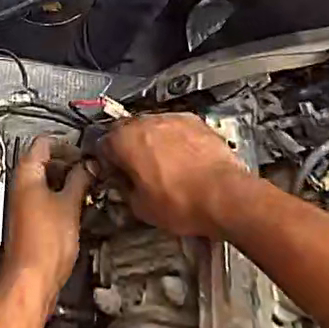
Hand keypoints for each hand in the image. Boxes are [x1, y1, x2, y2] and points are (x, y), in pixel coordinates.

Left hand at [1, 135, 93, 301]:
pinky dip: (60, 196)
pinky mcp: (29, 219)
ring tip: (87, 187)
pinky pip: (45, 198)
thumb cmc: (44, 244)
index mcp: (25, 172)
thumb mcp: (69, 205)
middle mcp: (19, 184)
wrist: (32, 279)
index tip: (85, 152)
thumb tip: (88, 166)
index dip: (67, 144)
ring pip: (45, 179)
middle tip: (90, 170)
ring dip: (66, 181)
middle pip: (44, 159)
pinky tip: (76, 206)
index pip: (44, 142)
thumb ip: (80, 180)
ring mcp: (23, 201)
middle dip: (68, 163)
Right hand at [98, 114, 250, 237]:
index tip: (115, 172)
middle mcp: (144, 123)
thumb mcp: (142, 208)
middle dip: (130, 148)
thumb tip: (125, 187)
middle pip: (127, 131)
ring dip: (154, 142)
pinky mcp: (193, 121)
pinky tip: (185, 160)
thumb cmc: (185, 202)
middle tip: (139, 170)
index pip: (103, 144)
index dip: (107, 161)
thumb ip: (125, 191)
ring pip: (152, 127)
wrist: (225, 196)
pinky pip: (176, 127)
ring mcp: (170, 119)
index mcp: (124, 141)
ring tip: (166, 167)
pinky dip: (177, 140)